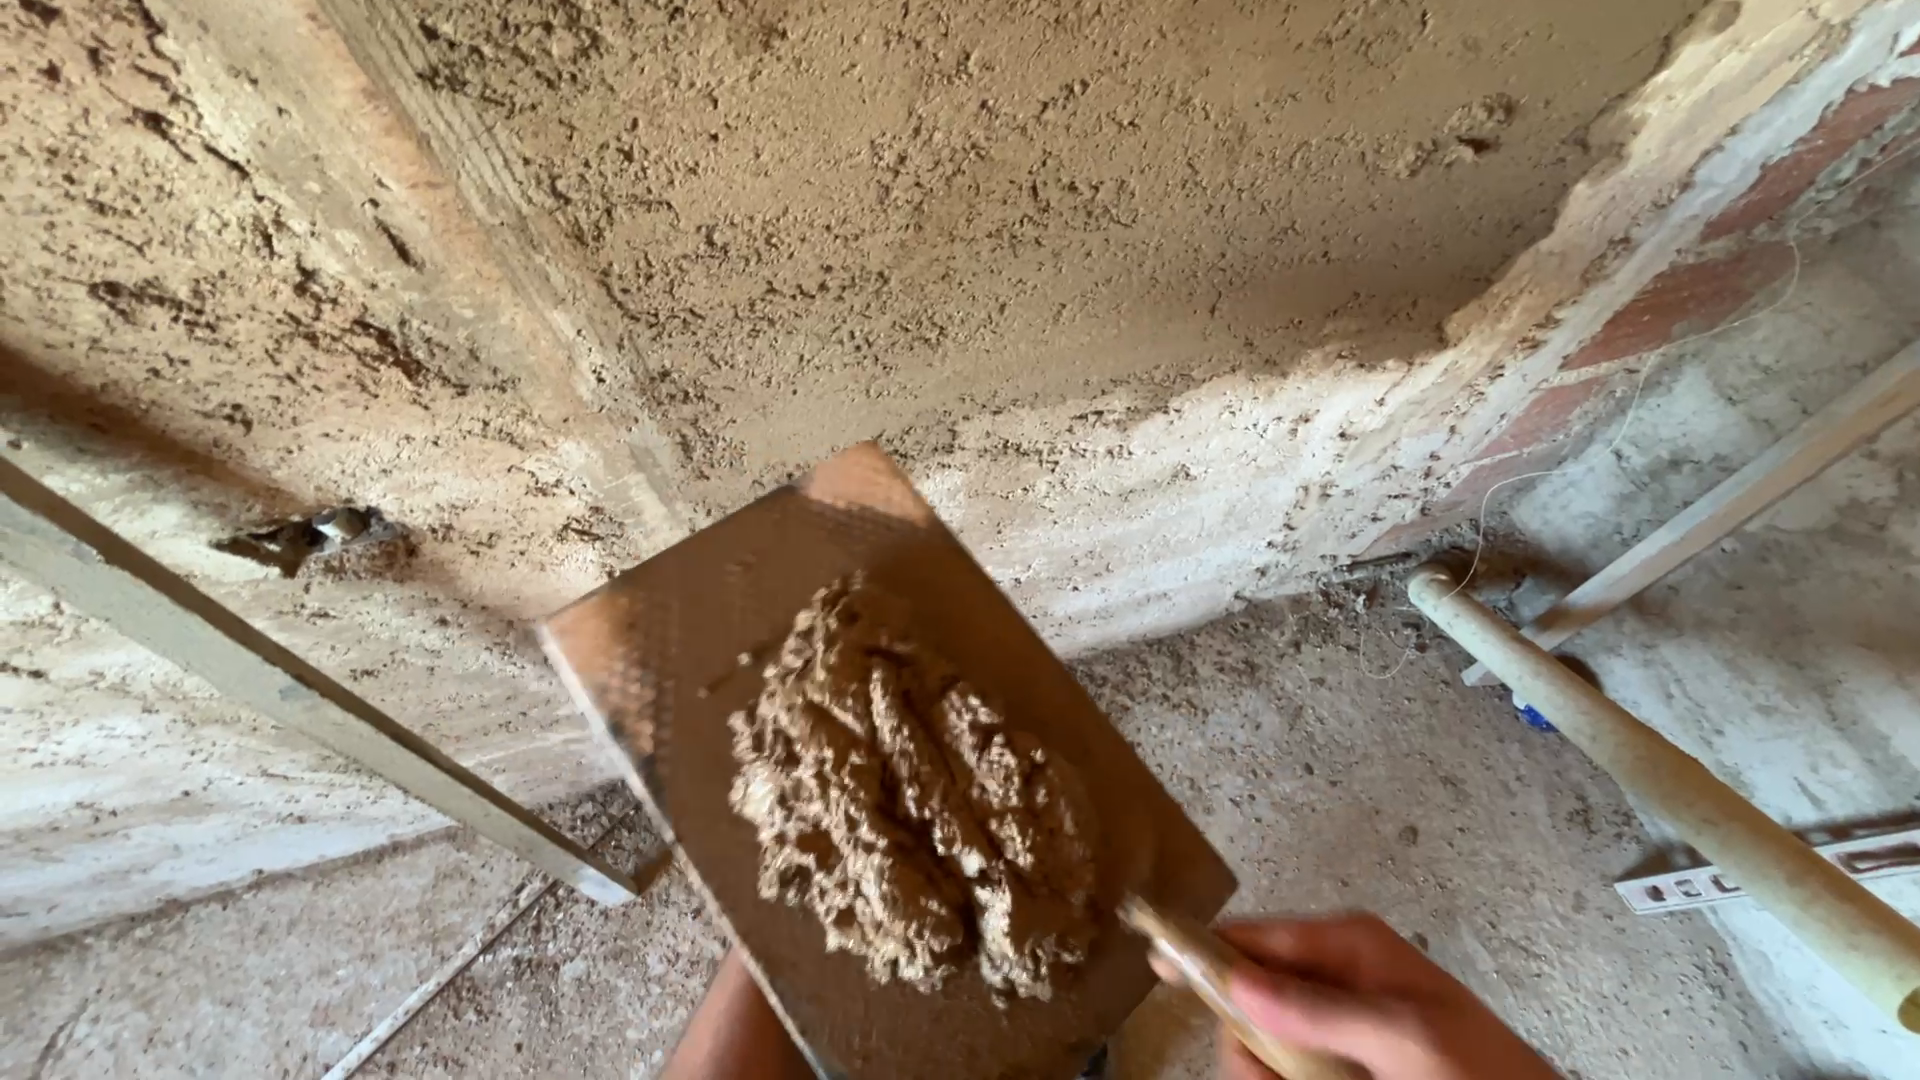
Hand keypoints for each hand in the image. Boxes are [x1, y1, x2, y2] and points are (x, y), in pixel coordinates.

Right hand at [1161, 913, 1559, 1079]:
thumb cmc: (1483, 1077)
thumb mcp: (1406, 1040)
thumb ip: (1319, 1009)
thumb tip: (1236, 979)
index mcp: (1348, 945)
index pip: (1256, 936)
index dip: (1206, 945)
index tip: (1162, 966)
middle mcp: (1334, 975)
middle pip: (1251, 990)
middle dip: (1243, 1033)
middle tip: (1258, 1077)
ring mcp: (1339, 1023)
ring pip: (1266, 1035)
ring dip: (1262, 1066)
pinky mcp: (1344, 1061)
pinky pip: (1291, 1063)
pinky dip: (1278, 1076)